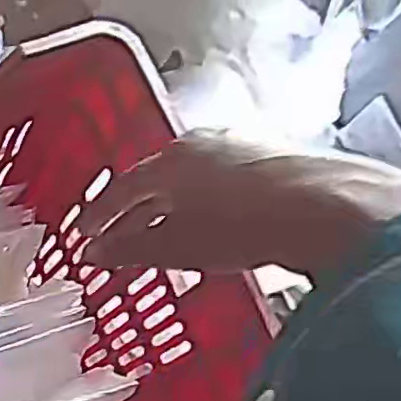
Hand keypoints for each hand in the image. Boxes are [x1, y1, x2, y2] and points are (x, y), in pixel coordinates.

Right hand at [80, 132, 400, 277]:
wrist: (317, 211)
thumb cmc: (239, 226)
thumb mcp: (172, 247)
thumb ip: (128, 250)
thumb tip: (95, 254)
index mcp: (168, 162)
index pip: (120, 191)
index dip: (99, 216)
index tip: (83, 234)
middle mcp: (198, 146)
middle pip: (151, 184)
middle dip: (129, 215)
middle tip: (112, 240)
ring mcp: (234, 148)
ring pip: (184, 183)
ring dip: (163, 212)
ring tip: (152, 238)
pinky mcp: (263, 161)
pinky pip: (212, 185)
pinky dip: (194, 208)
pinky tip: (197, 227)